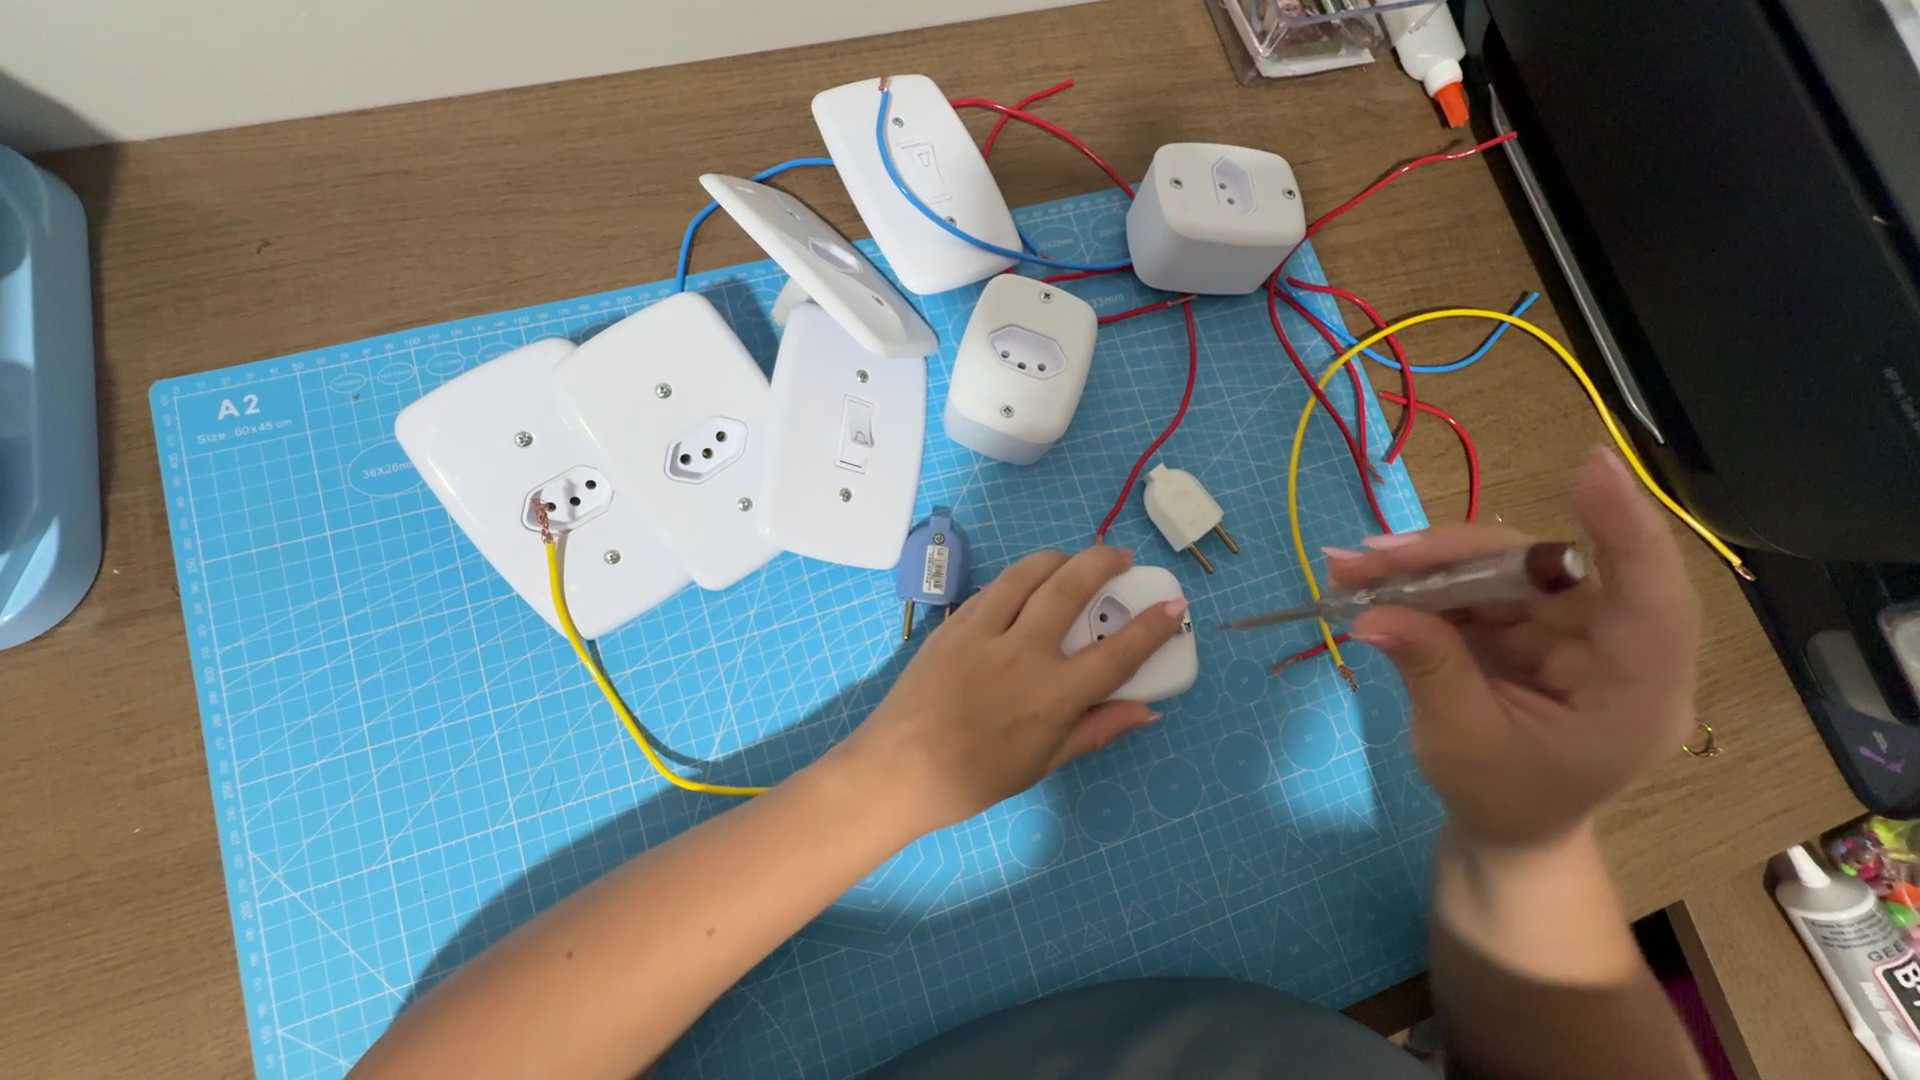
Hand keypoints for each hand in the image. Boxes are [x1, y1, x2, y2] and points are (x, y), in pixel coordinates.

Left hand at [825, 545, 1187, 834]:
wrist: (897, 768)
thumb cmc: (974, 777)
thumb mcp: (1042, 763)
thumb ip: (1095, 729)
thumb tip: (1144, 711)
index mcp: (1053, 694)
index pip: (1117, 653)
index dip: (1153, 626)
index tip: (1175, 603)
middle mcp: (1023, 652)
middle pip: (1071, 588)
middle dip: (1103, 563)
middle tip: (1120, 555)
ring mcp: (983, 632)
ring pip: (1027, 574)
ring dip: (1057, 558)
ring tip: (1072, 559)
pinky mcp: (952, 625)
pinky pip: (992, 590)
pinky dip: (1016, 579)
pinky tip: (1023, 584)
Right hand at [1327, 447, 1700, 848]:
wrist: (1506, 826)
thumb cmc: (1502, 798)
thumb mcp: (1460, 740)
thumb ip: (1428, 669)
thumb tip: (1370, 611)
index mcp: (1633, 690)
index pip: (1649, 600)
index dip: (1624, 531)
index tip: (1590, 467)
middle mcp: (1611, 645)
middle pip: (1546, 570)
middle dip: (1454, 555)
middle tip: (1373, 556)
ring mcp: (1567, 630)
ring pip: (1501, 570)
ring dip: (1425, 566)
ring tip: (1351, 568)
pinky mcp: (1528, 625)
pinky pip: (1476, 587)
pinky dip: (1422, 583)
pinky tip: (1370, 579)